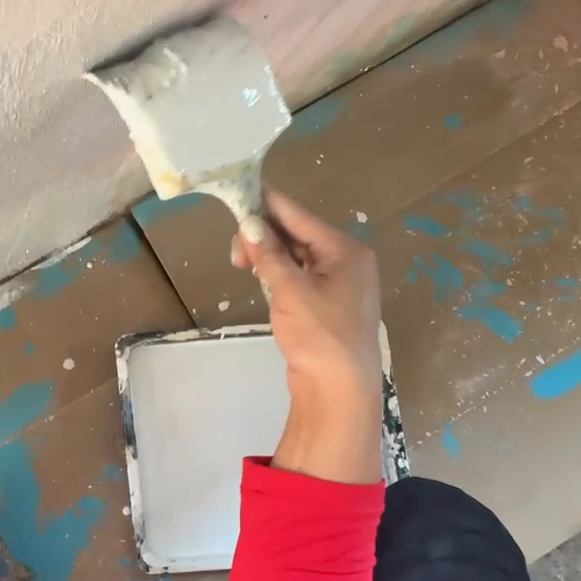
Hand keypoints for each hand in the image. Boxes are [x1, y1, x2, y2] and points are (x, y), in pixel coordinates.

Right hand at [232, 189, 383, 482]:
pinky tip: (260, 277)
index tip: (238, 192)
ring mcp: (337, 283)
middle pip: (297, 233)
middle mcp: (345, 261)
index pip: (299, 216)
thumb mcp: (289, 290)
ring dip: (268, 255)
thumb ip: (269, 254)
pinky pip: (298, 275)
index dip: (267, 203)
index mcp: (345, 250)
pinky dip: (277, 272)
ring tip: (242, 265)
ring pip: (295, 255)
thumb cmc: (319, 335)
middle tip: (235, 252)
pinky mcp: (325, 304)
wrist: (338, 388)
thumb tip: (249, 223)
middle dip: (263, 235)